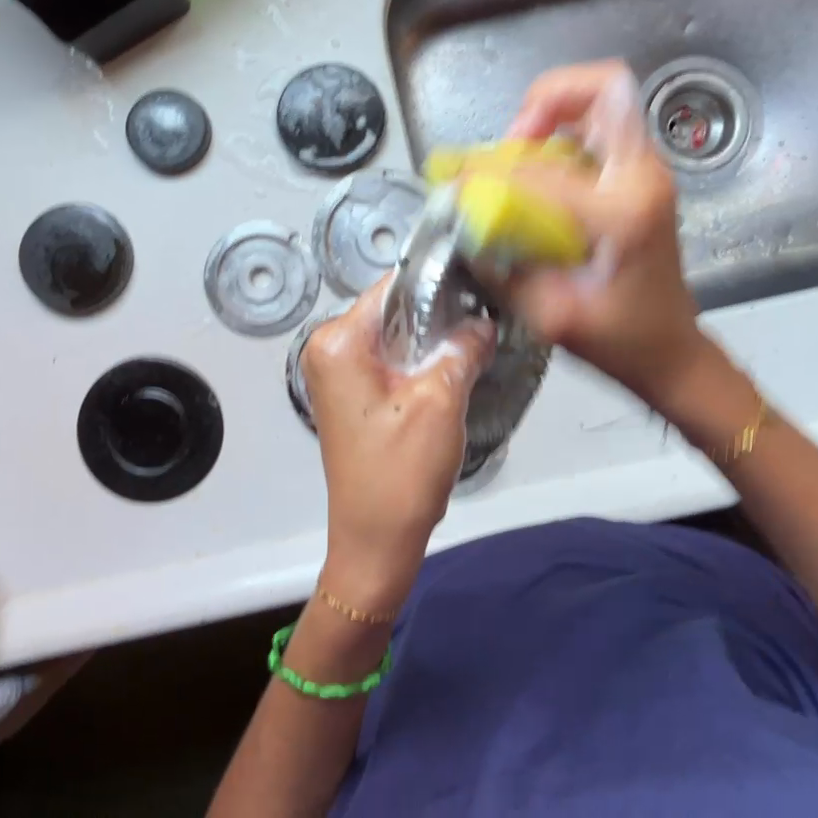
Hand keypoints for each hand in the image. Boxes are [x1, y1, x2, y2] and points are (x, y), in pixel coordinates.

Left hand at [301, 282, 495, 610]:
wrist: (375, 541)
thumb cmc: (401, 472)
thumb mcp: (442, 400)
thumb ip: (463, 348)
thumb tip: (483, 321)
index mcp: (338, 341)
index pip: (393, 285)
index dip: (438, 279)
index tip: (482, 277)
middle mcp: (328, 348)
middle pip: (393, 309)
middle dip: (439, 311)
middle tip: (488, 310)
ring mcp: (337, 373)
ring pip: (395, 336)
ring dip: (433, 339)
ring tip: (479, 336)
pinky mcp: (351, 395)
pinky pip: (389, 360)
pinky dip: (420, 361)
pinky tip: (455, 364)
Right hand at [494, 60, 722, 407]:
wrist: (671, 351)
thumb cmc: (623, 340)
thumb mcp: (553, 316)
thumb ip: (505, 270)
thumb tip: (465, 230)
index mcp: (623, 212)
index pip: (544, 169)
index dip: (493, 171)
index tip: (460, 180)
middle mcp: (644, 178)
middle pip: (602, 89)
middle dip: (545, 103)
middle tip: (511, 144)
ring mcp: (647, 173)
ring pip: (602, 101)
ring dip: (553, 114)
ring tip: (519, 154)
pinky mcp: (640, 178)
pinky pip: (599, 129)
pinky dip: (562, 134)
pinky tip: (538, 173)